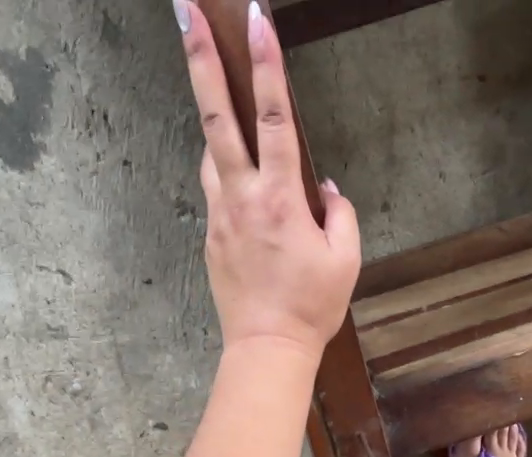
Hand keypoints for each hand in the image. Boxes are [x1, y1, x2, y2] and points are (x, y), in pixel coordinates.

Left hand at [179, 0, 360, 362]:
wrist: (267, 348)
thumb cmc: (311, 306)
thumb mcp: (346, 259)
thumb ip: (340, 213)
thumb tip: (325, 187)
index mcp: (280, 198)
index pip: (274, 117)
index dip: (266, 64)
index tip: (256, 20)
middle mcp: (242, 197)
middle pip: (217, 117)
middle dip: (200, 60)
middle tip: (185, 15)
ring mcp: (220, 216)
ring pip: (209, 152)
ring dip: (211, 117)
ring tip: (215, 89)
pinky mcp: (210, 237)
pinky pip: (215, 190)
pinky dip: (224, 172)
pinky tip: (236, 174)